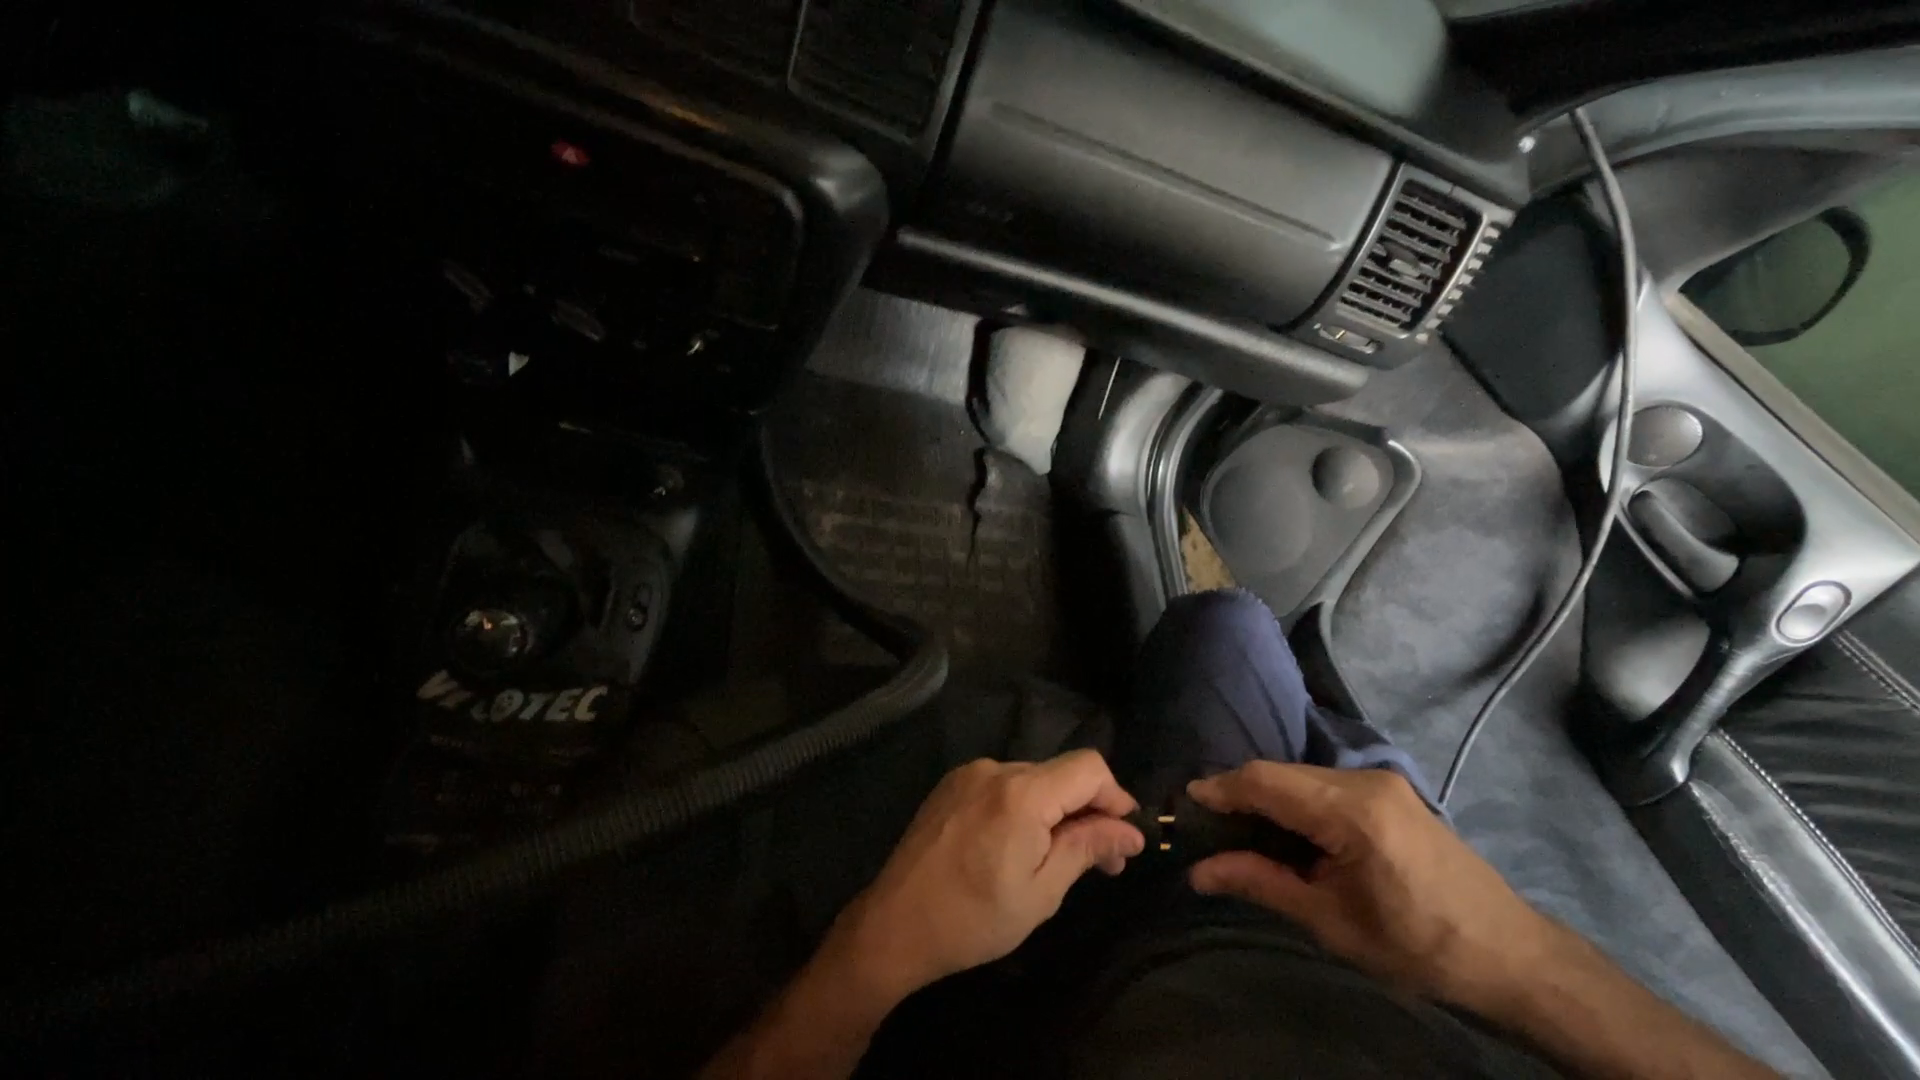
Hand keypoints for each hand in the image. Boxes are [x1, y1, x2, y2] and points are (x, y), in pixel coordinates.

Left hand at [830, 750, 1145, 999]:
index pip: (1089, 767)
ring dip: (1055, 810)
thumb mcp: (1041, 892)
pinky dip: (1024, 807)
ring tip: (1056, 858)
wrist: (894, 926)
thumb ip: (1086, 848)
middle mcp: (995, 770)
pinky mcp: (950, 786)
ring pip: (1034, 778)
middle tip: (1102, 861)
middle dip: (1088, 810)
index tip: (1125, 838)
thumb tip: (1130, 831)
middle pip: (1061, 773)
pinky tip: (1016, 846)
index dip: (1115, 796)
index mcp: (1021, 793)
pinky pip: (1003, 785)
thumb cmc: (973, 919)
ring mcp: (968, 774)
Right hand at [1186, 763, 1557, 1010]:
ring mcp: (1381, 782)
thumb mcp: (1331, 922)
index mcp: (1352, 813)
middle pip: (1280, 773)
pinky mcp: (1390, 792)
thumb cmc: (1418, 948)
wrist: (1511, 954)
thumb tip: (1198, 872)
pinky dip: (1293, 801)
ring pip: (1300, 776)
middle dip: (1238, 794)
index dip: (1220, 789)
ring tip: (1237, 835)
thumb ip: (1261, 884)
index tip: (1184, 806)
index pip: (1265, 781)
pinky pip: (1323, 784)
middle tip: (1205, 828)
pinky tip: (1283, 833)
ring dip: (1265, 798)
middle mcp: (1365, 782)